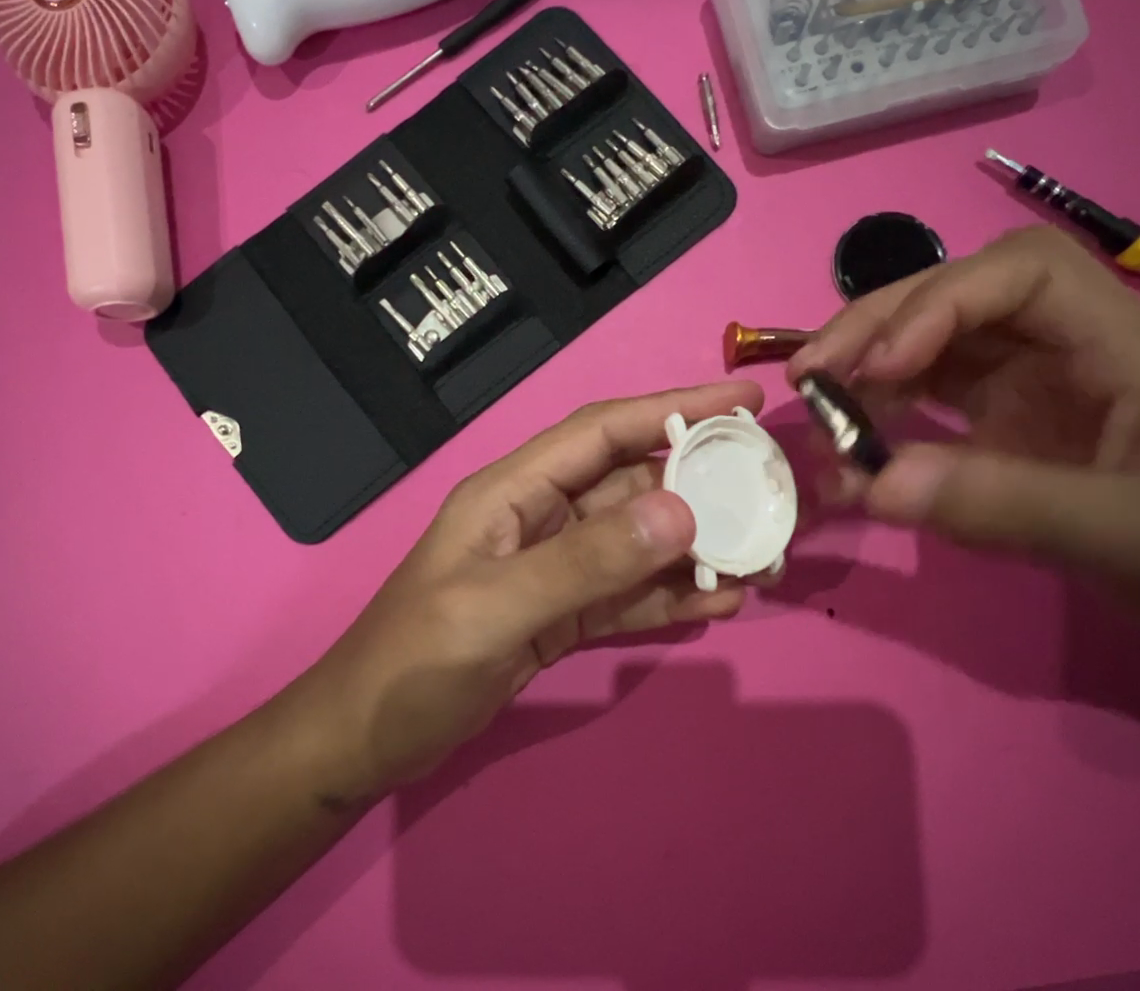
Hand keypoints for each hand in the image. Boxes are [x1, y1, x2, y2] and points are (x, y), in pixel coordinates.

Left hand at [302, 382, 764, 798]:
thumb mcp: (495, 608)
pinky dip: (670, 598)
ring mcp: (551, 570)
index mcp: (512, 492)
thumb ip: (585, 562)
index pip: (603, 431)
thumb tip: (682, 512)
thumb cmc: (414, 663)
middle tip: (772, 493)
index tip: (743, 399)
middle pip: (631, 485)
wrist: (367, 739)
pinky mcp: (560, 617)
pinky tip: (719, 604)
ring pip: (637, 544)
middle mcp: (537, 519)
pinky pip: (626, 596)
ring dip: (695, 547)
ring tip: (762, 556)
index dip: (673, 408)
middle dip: (700, 484)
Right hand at [787, 226, 1139, 661]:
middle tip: (809, 379)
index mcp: (1117, 341)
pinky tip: (850, 460)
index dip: (939, 302)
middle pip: (955, 299)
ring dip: (866, 374)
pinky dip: (881, 427)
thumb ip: (1007, 506)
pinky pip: (927, 411)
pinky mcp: (1005, 435)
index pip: (1019, 273)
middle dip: (876, 327)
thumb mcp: (1133, 536)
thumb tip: (870, 482)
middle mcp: (1063, 350)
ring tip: (818, 419)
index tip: (881, 368)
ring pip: (930, 350)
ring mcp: (1030, 391)